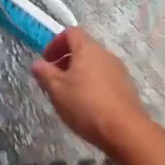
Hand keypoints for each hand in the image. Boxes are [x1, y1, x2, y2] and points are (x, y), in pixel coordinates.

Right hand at [30, 27, 148, 156]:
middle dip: (67, 61)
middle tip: (56, 80)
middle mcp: (105, 54)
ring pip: (95, 66)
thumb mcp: (57, 89)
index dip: (56, 44)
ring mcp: (119, 71)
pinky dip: (94, 86)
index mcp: (87, 48)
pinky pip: (106, 80)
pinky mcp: (128, 89)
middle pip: (83, 49)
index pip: (70, 33)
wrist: (126, 131)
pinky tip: (89, 107)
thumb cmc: (86, 104)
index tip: (47, 61)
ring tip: (71, 96)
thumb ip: (45, 73)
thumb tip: (37, 64)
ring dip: (80, 75)